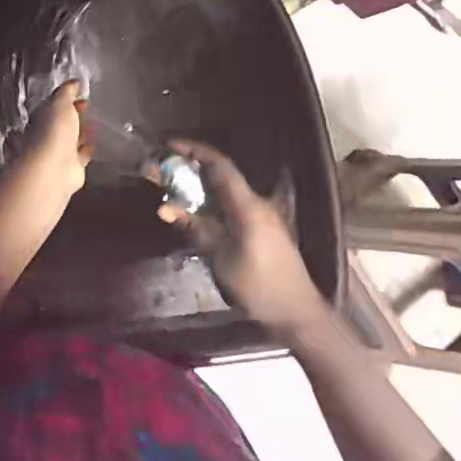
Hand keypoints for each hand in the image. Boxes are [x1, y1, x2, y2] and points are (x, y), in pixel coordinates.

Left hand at [15, 80, 91, 204]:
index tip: (80, 94)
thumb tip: (74, 81)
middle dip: (73, 116)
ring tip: (96, 123)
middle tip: (88, 108)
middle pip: (60, 124)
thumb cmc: (53, 131)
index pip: (51, 107)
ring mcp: (58, 154)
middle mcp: (46, 137)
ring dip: (81, 132)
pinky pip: (80, 156)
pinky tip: (95, 144)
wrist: (54, 168)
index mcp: (39, 119)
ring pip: (70, 140)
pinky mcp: (71, 169)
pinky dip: (86, 150)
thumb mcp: (59, 103)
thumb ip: (66, 92)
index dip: (65, 100)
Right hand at [154, 140, 326, 331]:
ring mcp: (262, 215)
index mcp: (248, 205)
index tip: (169, 145)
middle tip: (161, 170)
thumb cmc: (259, 287)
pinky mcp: (262, 228)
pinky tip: (193, 210)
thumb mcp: (221, 259)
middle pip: (220, 175)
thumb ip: (195, 229)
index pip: (220, 165)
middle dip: (189, 168)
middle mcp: (257, 203)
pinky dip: (209, 200)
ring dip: (197, 185)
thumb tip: (165, 208)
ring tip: (171, 187)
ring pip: (224, 190)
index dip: (194, 151)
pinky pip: (231, 204)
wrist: (299, 315)